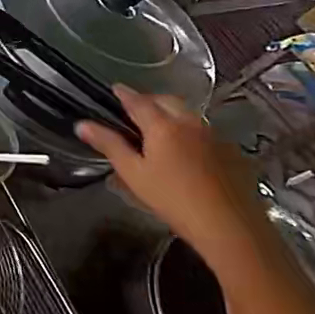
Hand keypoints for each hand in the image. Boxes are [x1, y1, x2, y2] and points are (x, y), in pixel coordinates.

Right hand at [75, 85, 268, 255]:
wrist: (229, 224)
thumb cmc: (171, 198)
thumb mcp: (132, 172)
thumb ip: (109, 145)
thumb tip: (82, 124)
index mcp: (163, 126)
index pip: (139, 101)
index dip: (124, 94)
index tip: (114, 89)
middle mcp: (191, 123)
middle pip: (168, 101)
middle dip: (149, 99)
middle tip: (133, 108)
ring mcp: (215, 136)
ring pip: (188, 114)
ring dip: (170, 113)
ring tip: (156, 127)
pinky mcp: (232, 151)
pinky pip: (204, 131)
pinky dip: (188, 131)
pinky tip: (183, 150)